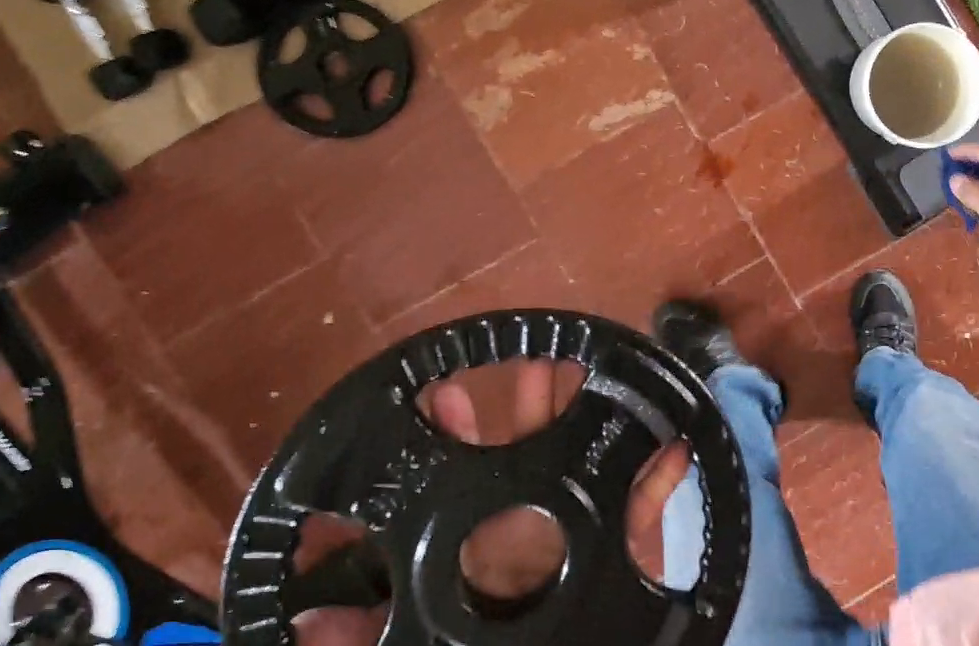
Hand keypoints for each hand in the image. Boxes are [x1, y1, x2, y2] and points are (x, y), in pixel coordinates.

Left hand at [292, 360, 689, 645]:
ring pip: (585, 474)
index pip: (458, 497)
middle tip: (532, 360)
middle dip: (528, 410)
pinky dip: (660, 479)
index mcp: (475, 568)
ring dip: (588, 423)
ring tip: (590, 374)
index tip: (442, 396)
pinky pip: (646, 511)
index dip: (451, 445)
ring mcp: (579, 545)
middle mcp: (525, 546)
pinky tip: (671, 447)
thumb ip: (363, 645)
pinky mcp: (628, 554)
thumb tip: (307, 626)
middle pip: (528, 466)